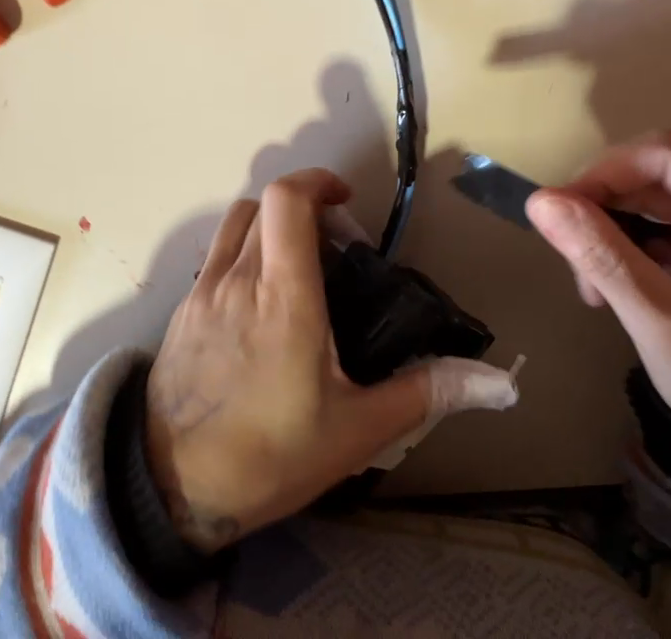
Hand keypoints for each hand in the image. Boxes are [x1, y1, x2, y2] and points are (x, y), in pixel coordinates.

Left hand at [146, 169, 517, 552]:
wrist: (171, 488)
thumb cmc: (270, 455)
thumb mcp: (357, 430)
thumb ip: (425, 393)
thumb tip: (499, 384)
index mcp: (282, 294)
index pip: (287, 200)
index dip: (317, 181)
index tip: (345, 199)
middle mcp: (235, 279)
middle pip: (262, 207)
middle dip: (303, 209)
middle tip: (336, 249)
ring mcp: (200, 294)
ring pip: (232, 227)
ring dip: (267, 227)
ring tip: (298, 270)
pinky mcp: (179, 315)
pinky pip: (212, 260)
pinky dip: (241, 256)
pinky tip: (260, 308)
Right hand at [525, 131, 670, 433]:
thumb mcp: (657, 321)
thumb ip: (601, 256)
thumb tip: (539, 201)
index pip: (667, 156)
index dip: (604, 171)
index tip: (560, 212)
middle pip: (657, 168)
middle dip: (603, 204)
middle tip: (572, 257)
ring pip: (650, 190)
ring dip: (608, 224)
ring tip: (592, 282)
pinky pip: (658, 214)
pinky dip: (623, 239)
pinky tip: (610, 280)